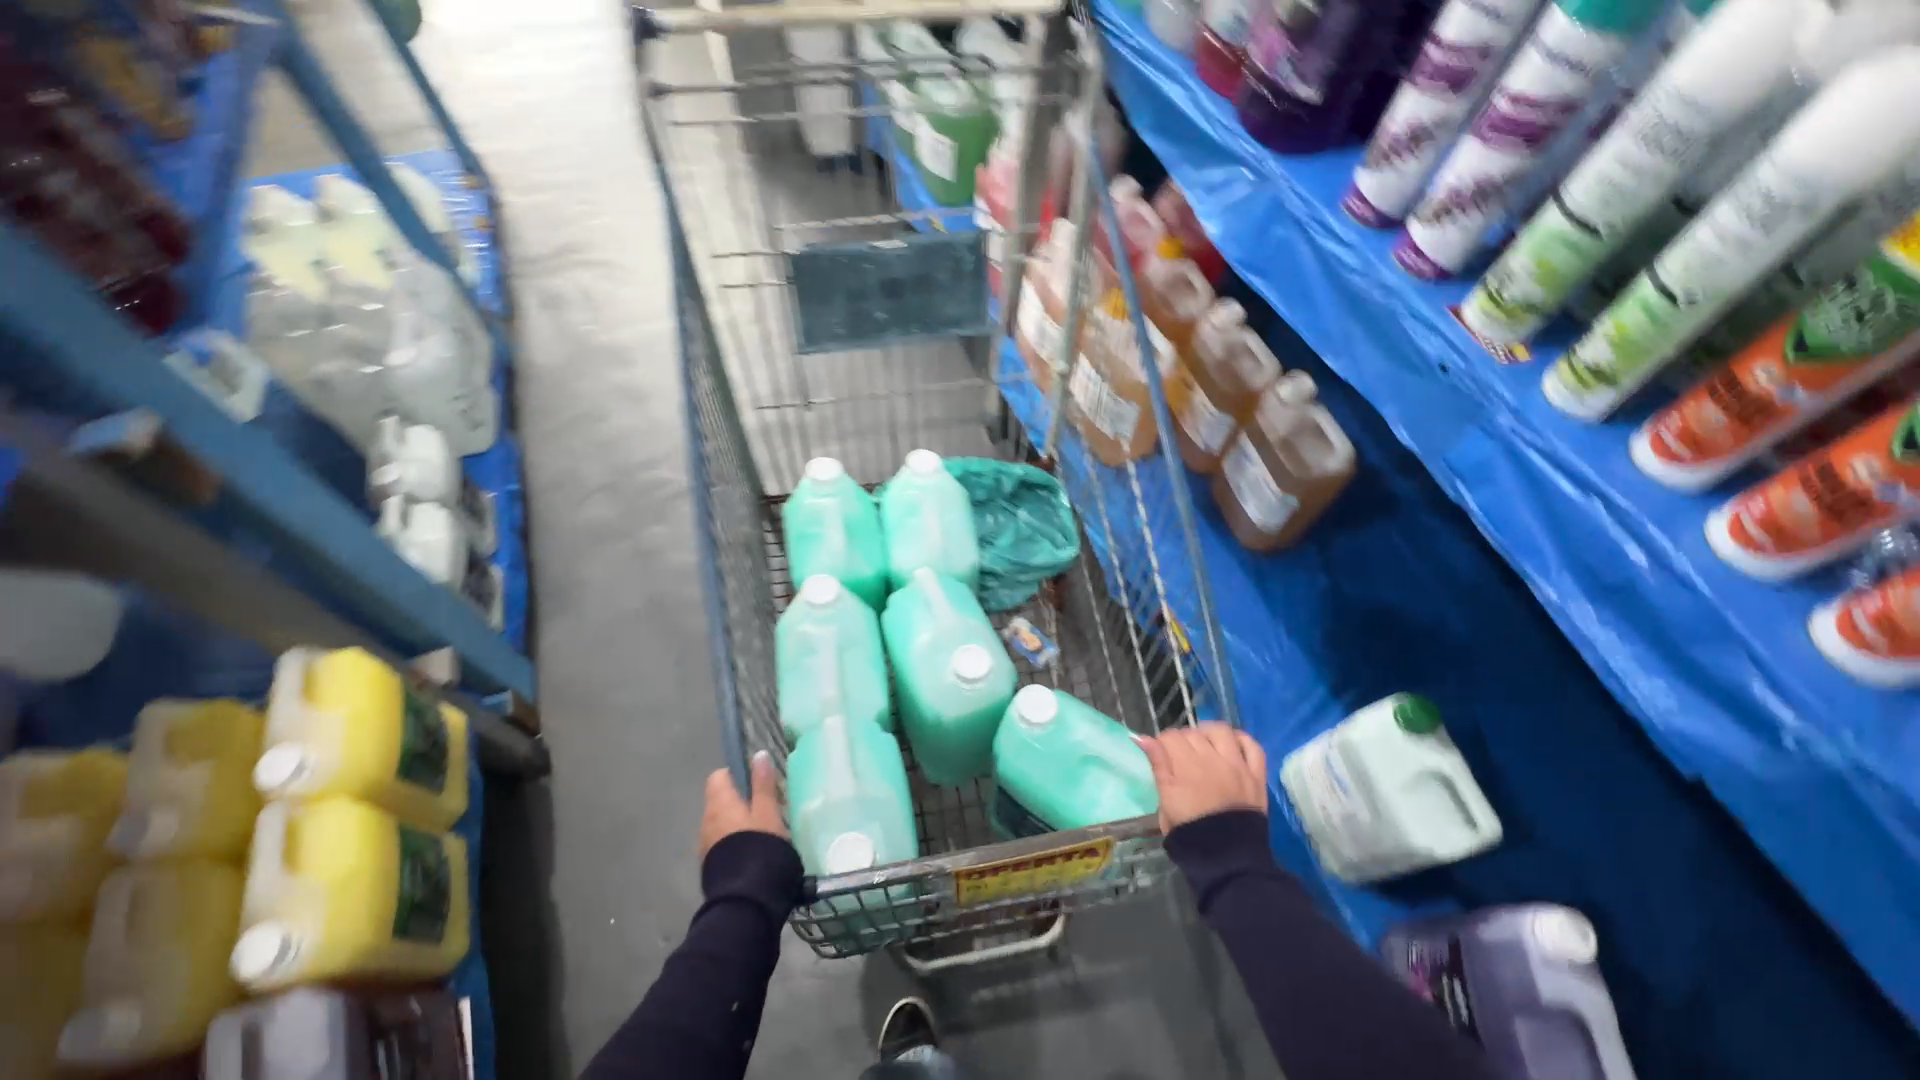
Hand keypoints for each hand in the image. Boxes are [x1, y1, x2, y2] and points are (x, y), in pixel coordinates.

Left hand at [700, 751, 788, 858]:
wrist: (745, 895)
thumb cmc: (759, 845)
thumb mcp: (768, 812)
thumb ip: (763, 784)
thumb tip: (759, 754)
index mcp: (719, 802)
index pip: (718, 776)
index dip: (735, 775)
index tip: (756, 784)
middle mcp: (705, 819)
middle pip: (719, 801)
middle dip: (739, 802)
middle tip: (765, 811)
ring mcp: (704, 844)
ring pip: (720, 824)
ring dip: (735, 825)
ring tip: (761, 835)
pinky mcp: (708, 865)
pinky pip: (720, 845)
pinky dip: (733, 844)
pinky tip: (751, 854)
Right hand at [1136, 723, 1268, 833]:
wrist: (1228, 858)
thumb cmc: (1190, 834)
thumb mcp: (1165, 802)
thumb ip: (1158, 767)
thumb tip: (1143, 739)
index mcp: (1185, 768)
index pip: (1169, 737)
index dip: (1162, 744)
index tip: (1160, 754)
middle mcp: (1211, 760)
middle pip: (1192, 733)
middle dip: (1182, 740)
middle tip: (1180, 755)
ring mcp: (1236, 765)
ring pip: (1221, 731)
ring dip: (1208, 733)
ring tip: (1204, 743)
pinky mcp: (1256, 775)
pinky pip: (1252, 746)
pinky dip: (1241, 740)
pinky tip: (1231, 745)